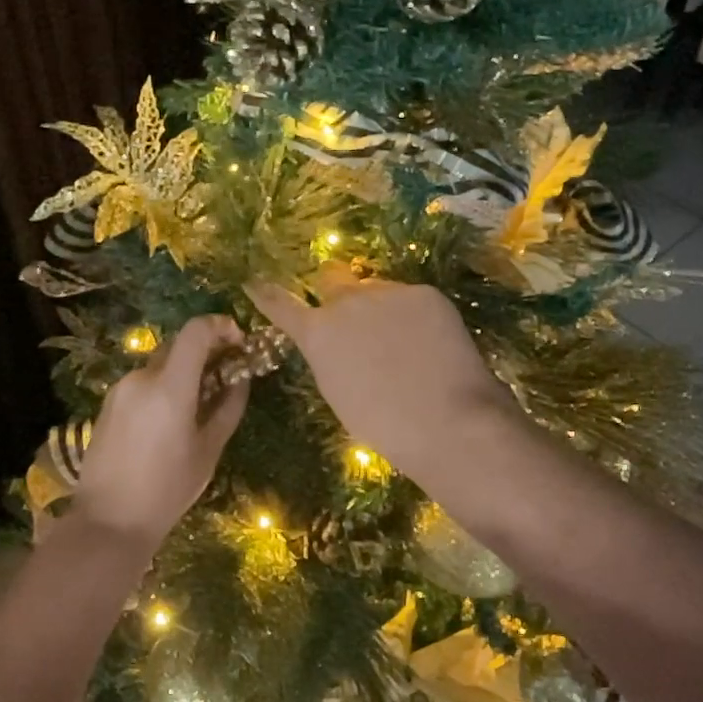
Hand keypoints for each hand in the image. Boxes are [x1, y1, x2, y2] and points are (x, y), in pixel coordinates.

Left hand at [72, 315, 250, 545]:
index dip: (221, 326)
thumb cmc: (167, 490)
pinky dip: (162, 386)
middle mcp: (141, 377)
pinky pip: (142, 383)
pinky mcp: (108, 403)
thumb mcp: (207, 451)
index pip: (195, 331)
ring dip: (182, 371)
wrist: (109, 520)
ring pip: (159, 365)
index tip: (238, 342)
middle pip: (177, 345)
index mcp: (169, 386)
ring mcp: (120, 389)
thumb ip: (227, 408)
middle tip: (225, 374)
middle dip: (204, 351)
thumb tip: (241, 379)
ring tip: (198, 404)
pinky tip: (169, 420)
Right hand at [247, 265, 510, 480]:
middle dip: (336, 291)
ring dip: (380, 307)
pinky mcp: (424, 292)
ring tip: (404, 342)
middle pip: (331, 277)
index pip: (280, 305)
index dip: (265, 293)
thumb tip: (333, 341)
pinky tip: (430, 342)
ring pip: (376, 290)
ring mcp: (387, 292)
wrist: (449, 422)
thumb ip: (327, 354)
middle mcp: (346, 301)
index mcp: (317, 332)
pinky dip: (415, 315)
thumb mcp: (337, 389)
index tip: (253, 281)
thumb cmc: (385, 424)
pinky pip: (411, 298)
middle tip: (356, 318)